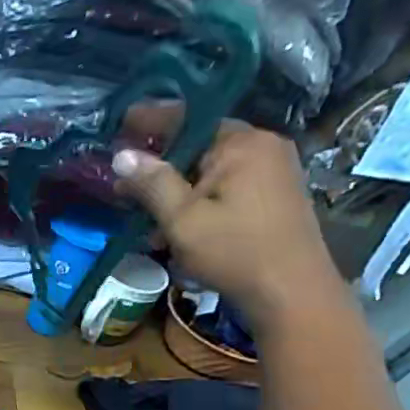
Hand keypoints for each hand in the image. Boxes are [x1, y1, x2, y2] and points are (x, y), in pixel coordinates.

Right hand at [112, 120, 340, 324]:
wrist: (290, 291)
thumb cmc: (233, 251)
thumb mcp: (182, 219)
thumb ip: (152, 183)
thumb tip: (121, 155)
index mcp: (241, 143)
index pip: (188, 117)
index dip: (150, 121)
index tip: (119, 126)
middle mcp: (263, 146)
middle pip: (199, 143)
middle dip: (160, 162)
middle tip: (124, 178)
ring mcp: (273, 171)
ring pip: (211, 167)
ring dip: (177, 185)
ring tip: (144, 209)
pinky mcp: (275, 195)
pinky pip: (227, 184)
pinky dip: (199, 197)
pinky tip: (178, 222)